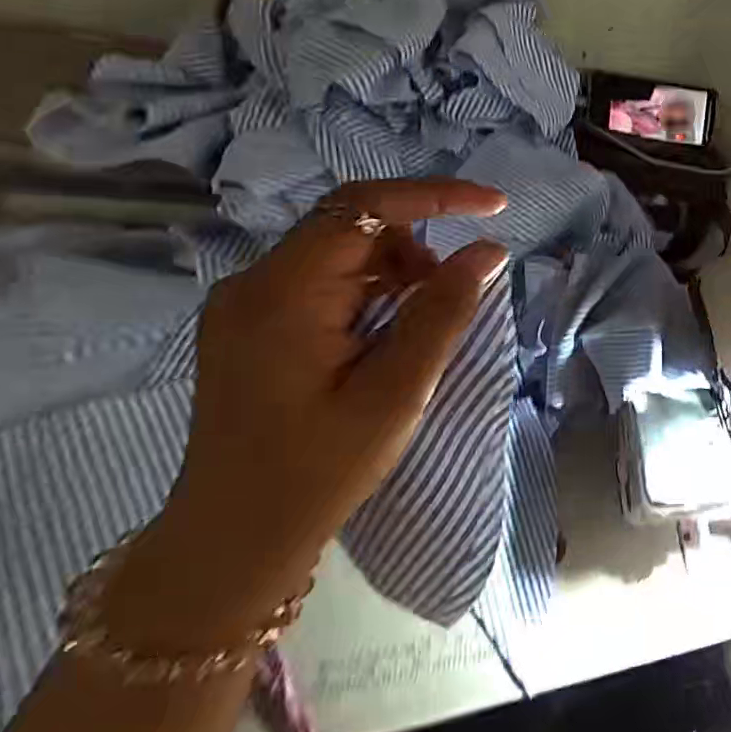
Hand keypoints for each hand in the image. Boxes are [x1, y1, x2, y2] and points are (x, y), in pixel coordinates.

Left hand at [106, 179, 508, 649]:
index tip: (496, 207)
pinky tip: (390, 333)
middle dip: (419, 243)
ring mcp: (249, 303)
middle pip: (351, 223)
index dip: (436, 195)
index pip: (363, 205)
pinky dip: (372, 290)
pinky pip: (325, 280)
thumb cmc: (321, 468)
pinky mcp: (255, 324)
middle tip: (457, 291)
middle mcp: (255, 283)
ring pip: (341, 250)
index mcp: (284, 293)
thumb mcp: (398, 391)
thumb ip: (444, 312)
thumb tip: (489, 250)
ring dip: (398, 269)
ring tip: (424, 324)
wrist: (234, 536)